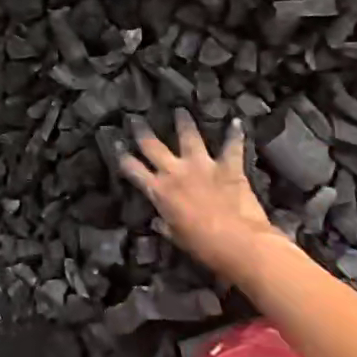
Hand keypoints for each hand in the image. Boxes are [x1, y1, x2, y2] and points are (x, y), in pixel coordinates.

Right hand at [119, 111, 276, 277]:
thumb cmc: (204, 246)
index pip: (132, 169)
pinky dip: (235, 134)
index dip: (122, 156)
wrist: (241, 244)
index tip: (116, 144)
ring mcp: (202, 165)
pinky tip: (237, 122)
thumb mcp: (178, 238)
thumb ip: (166, 225)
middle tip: (135, 118)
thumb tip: (158, 222)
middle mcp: (175, 171)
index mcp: (159, 190)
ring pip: (189, 137)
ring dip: (184, 123)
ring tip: (180, 110)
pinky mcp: (228, 167)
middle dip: (142, 131)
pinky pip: (232, 146)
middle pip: (152, 146)